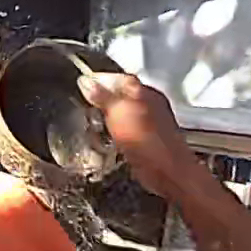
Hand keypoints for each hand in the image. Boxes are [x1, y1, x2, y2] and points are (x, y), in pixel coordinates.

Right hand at [77, 72, 191, 184]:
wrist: (167, 172)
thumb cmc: (147, 139)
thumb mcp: (116, 111)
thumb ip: (101, 95)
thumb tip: (86, 82)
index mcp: (144, 92)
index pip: (118, 78)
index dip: (99, 81)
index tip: (83, 85)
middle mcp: (150, 105)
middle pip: (121, 96)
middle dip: (103, 100)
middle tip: (89, 105)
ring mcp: (150, 123)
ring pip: (123, 114)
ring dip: (109, 118)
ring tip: (97, 124)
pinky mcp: (148, 142)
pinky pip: (126, 131)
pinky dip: (116, 134)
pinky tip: (110, 139)